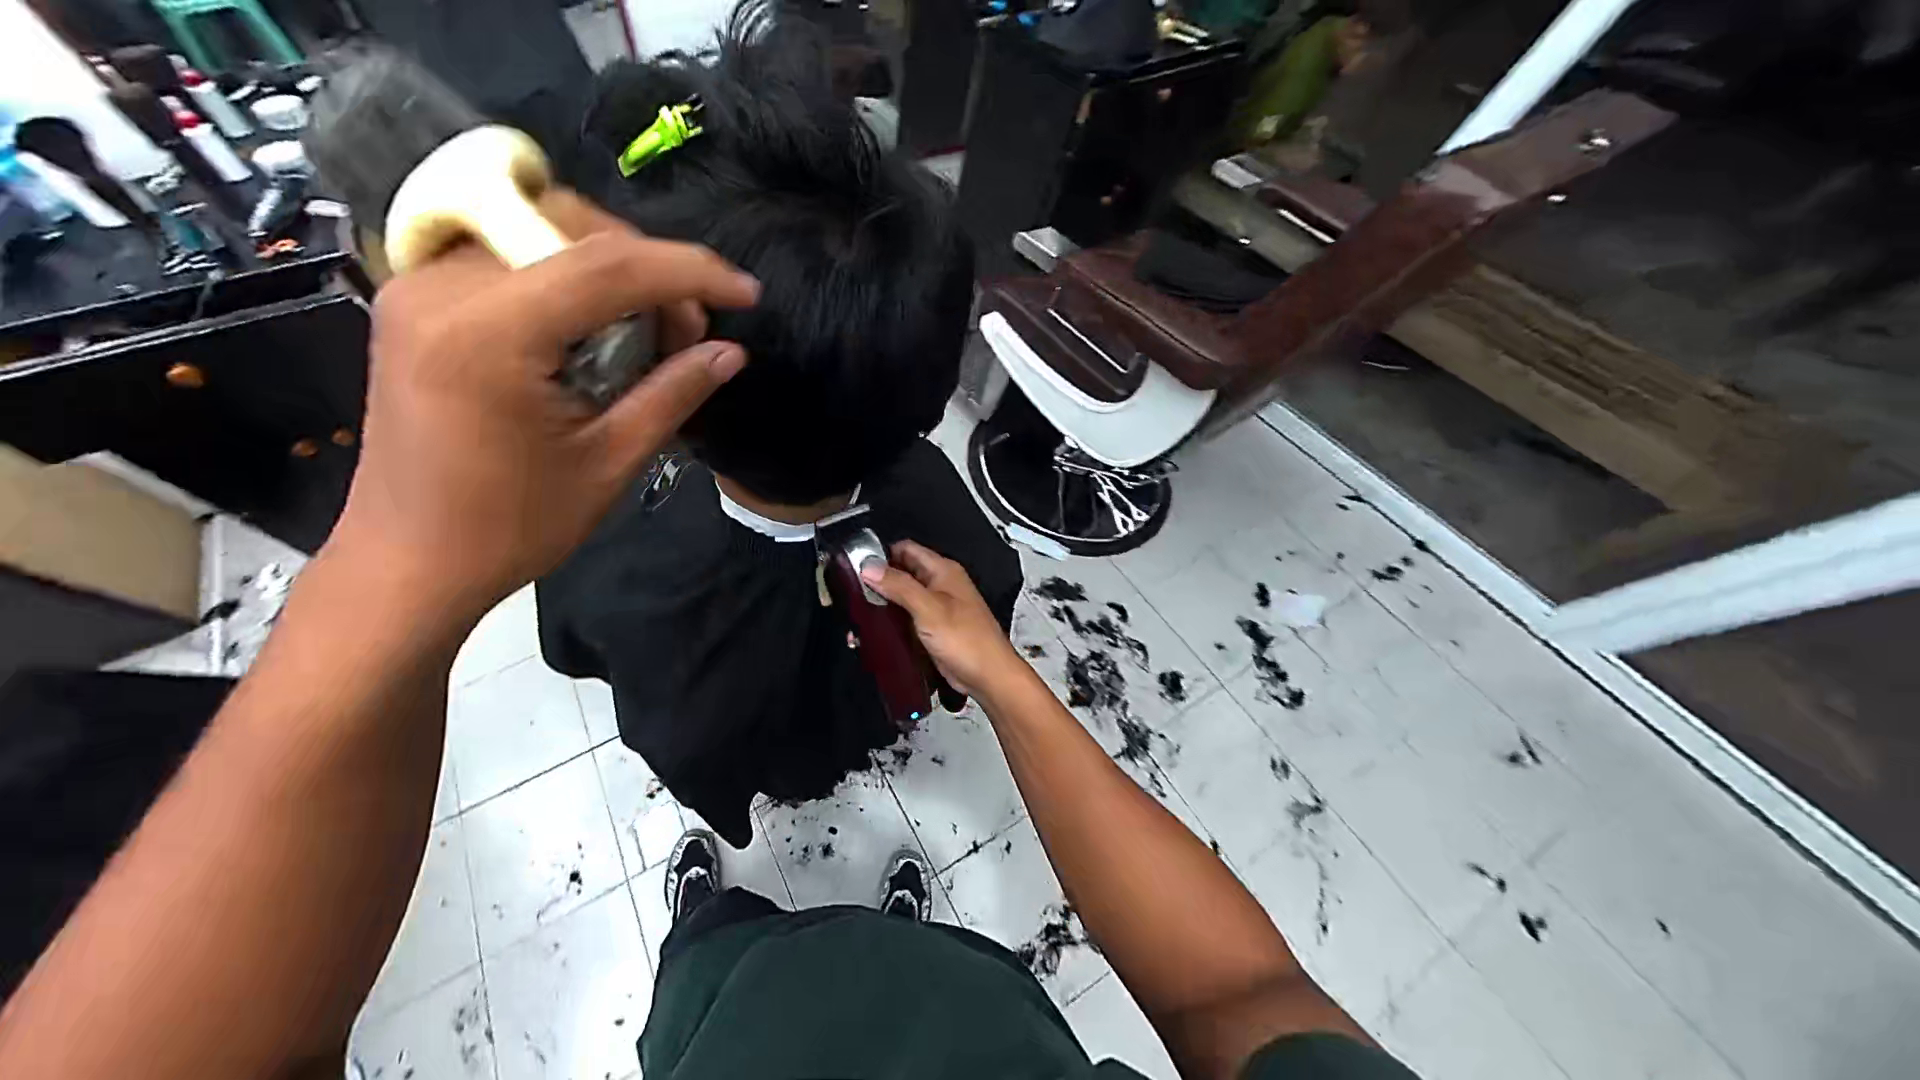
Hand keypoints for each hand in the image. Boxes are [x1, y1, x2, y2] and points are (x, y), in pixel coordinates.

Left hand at [330, 190, 758, 622]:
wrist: (410, 560)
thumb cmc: (512, 526)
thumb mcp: (609, 462)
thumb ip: (672, 393)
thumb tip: (731, 352)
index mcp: (487, 334)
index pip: (608, 265)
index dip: (690, 271)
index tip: (747, 293)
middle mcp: (441, 288)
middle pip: (571, 228)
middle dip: (649, 270)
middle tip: (686, 335)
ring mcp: (420, 287)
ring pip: (542, 232)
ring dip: (613, 272)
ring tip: (646, 336)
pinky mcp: (420, 301)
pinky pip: (513, 256)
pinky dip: (571, 280)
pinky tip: (597, 328)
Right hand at [859, 541, 1028, 701]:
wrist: (987, 676)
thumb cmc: (971, 642)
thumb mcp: (928, 609)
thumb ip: (899, 586)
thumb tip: (871, 568)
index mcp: (944, 572)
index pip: (906, 549)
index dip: (882, 554)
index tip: (860, 566)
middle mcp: (942, 586)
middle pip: (902, 573)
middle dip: (880, 581)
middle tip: (859, 593)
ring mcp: (938, 608)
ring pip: (903, 597)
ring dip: (885, 604)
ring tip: (865, 614)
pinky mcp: (934, 629)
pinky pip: (908, 619)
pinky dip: (894, 623)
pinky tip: (881, 632)